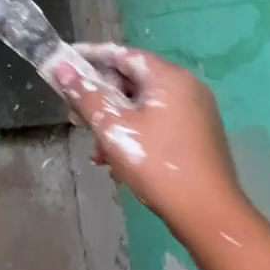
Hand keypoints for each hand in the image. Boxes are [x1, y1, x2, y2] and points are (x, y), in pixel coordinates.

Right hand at [52, 44, 243, 220]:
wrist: (208, 214)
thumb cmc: (156, 164)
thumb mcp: (113, 128)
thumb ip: (86, 95)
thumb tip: (61, 68)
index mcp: (168, 77)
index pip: (122, 54)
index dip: (90, 56)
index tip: (64, 62)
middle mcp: (186, 87)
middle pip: (132, 80)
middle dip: (101, 98)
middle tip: (76, 117)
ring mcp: (195, 112)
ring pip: (143, 106)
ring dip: (115, 122)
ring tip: (97, 151)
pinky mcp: (197, 135)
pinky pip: (158, 123)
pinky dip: (135, 133)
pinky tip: (118, 163)